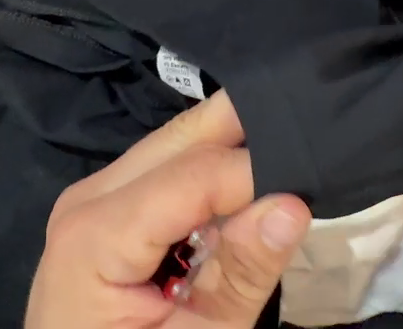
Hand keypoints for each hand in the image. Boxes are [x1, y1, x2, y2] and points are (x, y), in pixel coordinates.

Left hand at [25, 91, 312, 327]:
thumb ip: (242, 274)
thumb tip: (292, 204)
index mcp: (96, 235)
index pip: (195, 173)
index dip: (257, 169)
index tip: (311, 181)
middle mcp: (91, 194)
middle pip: (186, 136)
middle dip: (250, 129)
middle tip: (309, 138)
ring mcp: (97, 191)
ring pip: (181, 137)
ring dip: (235, 146)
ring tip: (287, 162)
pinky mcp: (111, 198)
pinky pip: (172, 159)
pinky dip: (215, 165)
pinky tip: (247, 183)